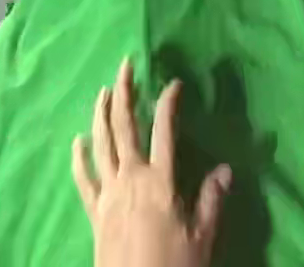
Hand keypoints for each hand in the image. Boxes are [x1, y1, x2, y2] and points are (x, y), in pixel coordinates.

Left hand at [74, 59, 230, 266]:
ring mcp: (109, 195)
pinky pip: (84, 180)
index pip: (165, 128)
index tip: (174, 83)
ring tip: (103, 90)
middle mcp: (131, 179)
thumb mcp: (201, 239)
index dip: (169, 101)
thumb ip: (211, 201)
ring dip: (101, 114)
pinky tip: (78, 141)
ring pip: (101, 145)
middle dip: (124, 92)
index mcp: (159, 181)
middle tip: (125, 65)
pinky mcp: (94, 215)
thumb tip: (225, 169)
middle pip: (125, 126)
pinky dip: (79, 158)